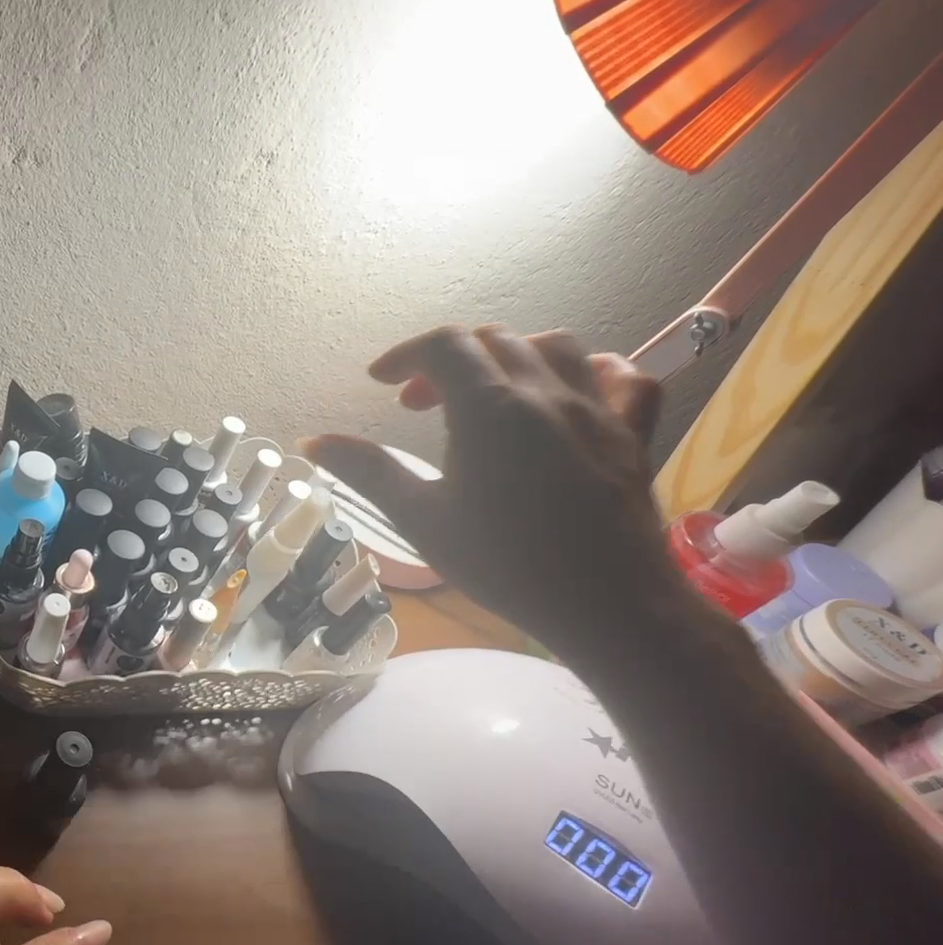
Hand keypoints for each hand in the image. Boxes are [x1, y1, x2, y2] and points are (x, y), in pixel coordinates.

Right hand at [308, 325, 683, 649]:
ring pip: (553, 346)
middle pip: (492, 340)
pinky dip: (588, 371)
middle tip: (417, 404)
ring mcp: (596, 408)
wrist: (608, 604)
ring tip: (483, 391)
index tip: (380, 383)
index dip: (405, 355)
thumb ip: (367, 470)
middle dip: (446, 360)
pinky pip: (621, 377)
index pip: (444, 345)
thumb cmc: (502, 561)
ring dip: (507, 355)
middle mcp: (544, 392)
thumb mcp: (419, 516)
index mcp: (488, 406)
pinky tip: (566, 393)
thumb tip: (311, 443)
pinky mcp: (633, 432)